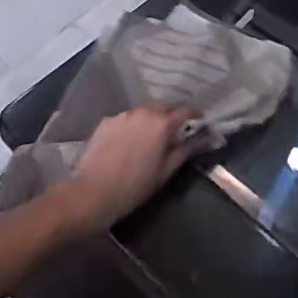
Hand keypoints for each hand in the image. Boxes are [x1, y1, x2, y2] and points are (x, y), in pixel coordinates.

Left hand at [57, 104, 199, 230]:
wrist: (94, 191)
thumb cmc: (135, 186)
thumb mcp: (165, 172)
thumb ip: (185, 150)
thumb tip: (203, 138)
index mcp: (161, 124)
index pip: (185, 111)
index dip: (195, 115)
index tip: (200, 121)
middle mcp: (143, 112)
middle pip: (163, 106)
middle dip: (172, 115)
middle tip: (174, 132)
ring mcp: (123, 114)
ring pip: (143, 111)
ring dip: (151, 119)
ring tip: (149, 138)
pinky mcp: (107, 120)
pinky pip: (126, 118)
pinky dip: (132, 125)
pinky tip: (127, 143)